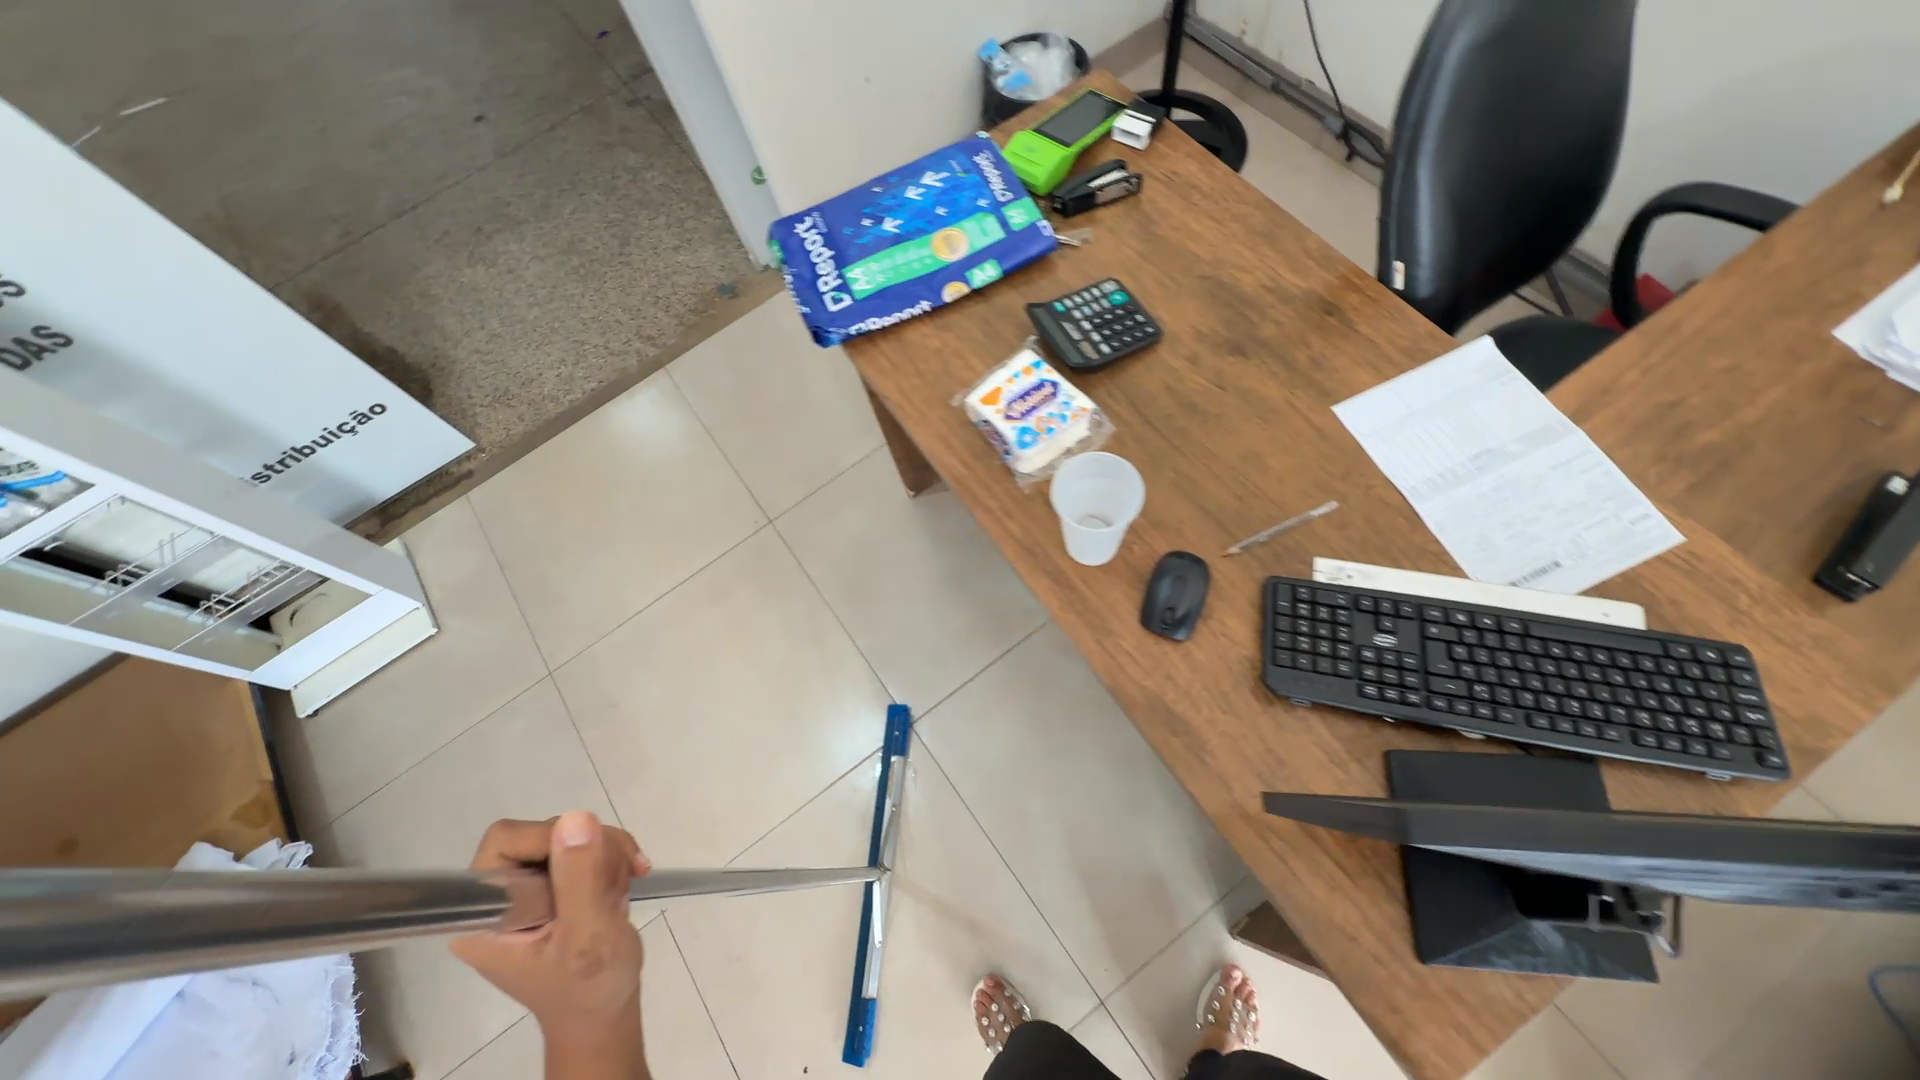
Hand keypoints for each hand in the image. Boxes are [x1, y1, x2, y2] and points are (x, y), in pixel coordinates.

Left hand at [450, 812, 650, 1070]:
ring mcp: (524, 891)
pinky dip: (611, 859)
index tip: (595, 864)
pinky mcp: (549, 888)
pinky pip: (580, 848)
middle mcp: (496, 897)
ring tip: (621, 891)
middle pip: (541, 834)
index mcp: (484, 915)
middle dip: (592, 849)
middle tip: (624, 875)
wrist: (604, 1014)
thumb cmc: (590, 988)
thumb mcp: (589, 937)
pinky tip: (622, 885)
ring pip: (567, 836)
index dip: (552, 841)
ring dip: (608, 854)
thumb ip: (579, 878)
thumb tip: (575, 818)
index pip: (506, 843)